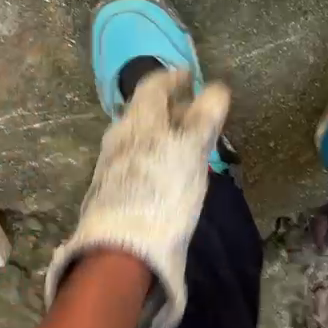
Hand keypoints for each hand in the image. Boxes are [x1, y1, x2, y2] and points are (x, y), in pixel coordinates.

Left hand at [44, 70, 229, 327]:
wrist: (122, 250)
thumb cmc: (163, 189)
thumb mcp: (193, 148)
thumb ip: (205, 116)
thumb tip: (217, 88)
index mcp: (138, 118)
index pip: (154, 84)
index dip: (174, 77)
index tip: (191, 77)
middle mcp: (119, 135)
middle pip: (145, 112)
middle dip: (171, 110)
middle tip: (195, 114)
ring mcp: (111, 165)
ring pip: (140, 139)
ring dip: (163, 136)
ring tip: (187, 147)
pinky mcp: (110, 193)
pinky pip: (136, 163)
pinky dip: (155, 159)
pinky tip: (169, 177)